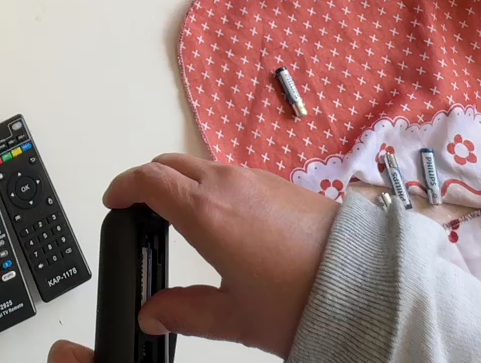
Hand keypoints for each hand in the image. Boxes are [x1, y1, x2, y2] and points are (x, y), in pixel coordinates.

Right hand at [47, 154, 338, 360]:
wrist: (366, 283)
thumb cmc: (300, 300)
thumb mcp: (236, 317)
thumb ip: (185, 312)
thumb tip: (151, 315)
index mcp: (204, 212)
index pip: (148, 180)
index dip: (123, 185)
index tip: (114, 200)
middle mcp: (224, 183)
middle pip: (169, 164)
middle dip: (148, 180)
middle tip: (140, 209)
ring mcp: (252, 178)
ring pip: (200, 165)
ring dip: (180, 181)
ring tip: (181, 218)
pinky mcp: (276, 181)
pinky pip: (228, 173)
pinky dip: (209, 185)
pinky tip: (223, 219)